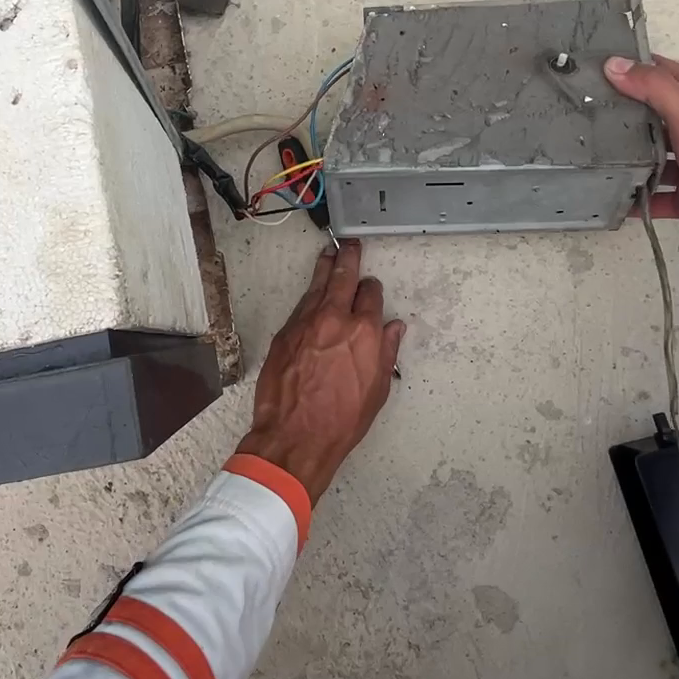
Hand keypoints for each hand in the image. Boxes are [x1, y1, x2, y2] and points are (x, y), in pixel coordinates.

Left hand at [236, 240, 404, 502]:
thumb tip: (393, 327)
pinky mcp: (285, 332)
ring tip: (328, 253)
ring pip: (317, 285)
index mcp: (364, 332)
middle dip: (348, 258)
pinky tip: (312, 292)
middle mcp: (335, 319)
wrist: (295, 434)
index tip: (371, 288)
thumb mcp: (378, 390)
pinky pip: (300, 305)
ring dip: (325, 268)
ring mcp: (306, 323)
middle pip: (342, 277)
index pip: (370, 294)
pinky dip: (309, 295)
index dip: (372, 289)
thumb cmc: (342, 419)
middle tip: (349, 243)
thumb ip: (386, 352)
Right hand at [603, 55, 678, 284]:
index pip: (676, 78)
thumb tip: (617, 65)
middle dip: (631, 110)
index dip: (649, 65)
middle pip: (661, 117)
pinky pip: (652, 195)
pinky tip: (611, 194)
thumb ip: (655, 89)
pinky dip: (633, 196)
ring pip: (655, 157)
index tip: (615, 61)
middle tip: (594, 106)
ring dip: (630, 155)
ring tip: (595, 151)